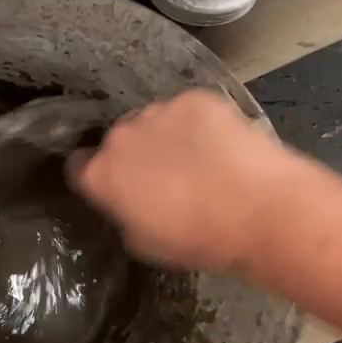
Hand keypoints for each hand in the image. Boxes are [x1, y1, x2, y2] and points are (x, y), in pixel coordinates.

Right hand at [66, 89, 314, 273]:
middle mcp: (119, 137)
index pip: (78, 166)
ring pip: (154, 122)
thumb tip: (129, 204)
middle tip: (167, 178)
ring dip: (167, 137)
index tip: (117, 187)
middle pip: (118, 141)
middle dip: (136, 155)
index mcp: (100, 174)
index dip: (96, 176)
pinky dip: (201, 124)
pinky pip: (189, 110)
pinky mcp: (195, 99)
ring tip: (202, 161)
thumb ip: (124, 215)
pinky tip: (223, 146)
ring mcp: (157, 112)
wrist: (263, 212)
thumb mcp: (145, 243)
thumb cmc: (201, 239)